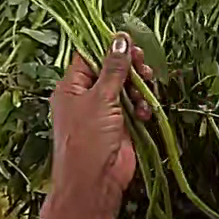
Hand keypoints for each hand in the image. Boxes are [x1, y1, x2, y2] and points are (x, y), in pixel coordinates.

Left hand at [49, 34, 153, 211]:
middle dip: (130, 68)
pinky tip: (145, 112)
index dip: (109, 48)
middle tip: (144, 67)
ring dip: (139, 89)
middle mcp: (87, 97)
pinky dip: (142, 107)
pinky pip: (135, 107)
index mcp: (72, 87)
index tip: (130, 43)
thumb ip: (114, 68)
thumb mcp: (101, 97)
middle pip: (112, 71)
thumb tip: (120, 38)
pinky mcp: (122, 126)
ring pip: (127, 89)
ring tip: (146, 93)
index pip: (89, 57)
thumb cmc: (88, 138)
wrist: (95, 180)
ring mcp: (105, 112)